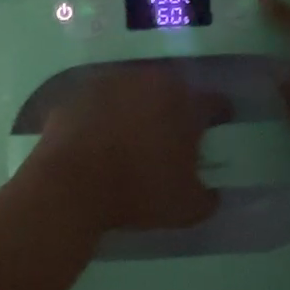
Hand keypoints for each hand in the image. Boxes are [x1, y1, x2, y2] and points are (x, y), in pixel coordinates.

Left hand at [21, 67, 220, 232]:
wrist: (69, 185)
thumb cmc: (137, 192)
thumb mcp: (186, 208)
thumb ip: (206, 197)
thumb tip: (210, 193)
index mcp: (184, 103)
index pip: (213, 102)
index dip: (220, 115)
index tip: (219, 126)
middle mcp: (149, 81)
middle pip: (171, 90)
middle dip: (175, 109)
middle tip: (172, 135)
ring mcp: (110, 82)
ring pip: (133, 91)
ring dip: (137, 108)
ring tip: (132, 136)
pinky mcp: (77, 93)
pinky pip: (99, 102)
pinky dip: (103, 116)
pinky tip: (98, 139)